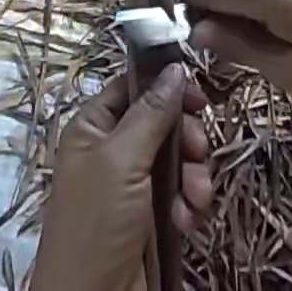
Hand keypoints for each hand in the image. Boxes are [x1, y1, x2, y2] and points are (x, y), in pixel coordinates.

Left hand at [28, 65, 213, 290]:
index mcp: (93, 127)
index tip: (198, 96)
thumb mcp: (122, 160)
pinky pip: (182, 192)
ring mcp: (132, 184)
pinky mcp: (151, 215)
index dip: (166, 86)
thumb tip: (174, 67)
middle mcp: (112, 150)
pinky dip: (190, 203)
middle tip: (198, 151)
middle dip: (186, 138)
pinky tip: (188, 221)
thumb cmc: (97, 223)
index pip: (133, 86)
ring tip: (196, 198)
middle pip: (162, 121)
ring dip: (194, 175)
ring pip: (177, 157)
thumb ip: (152, 112)